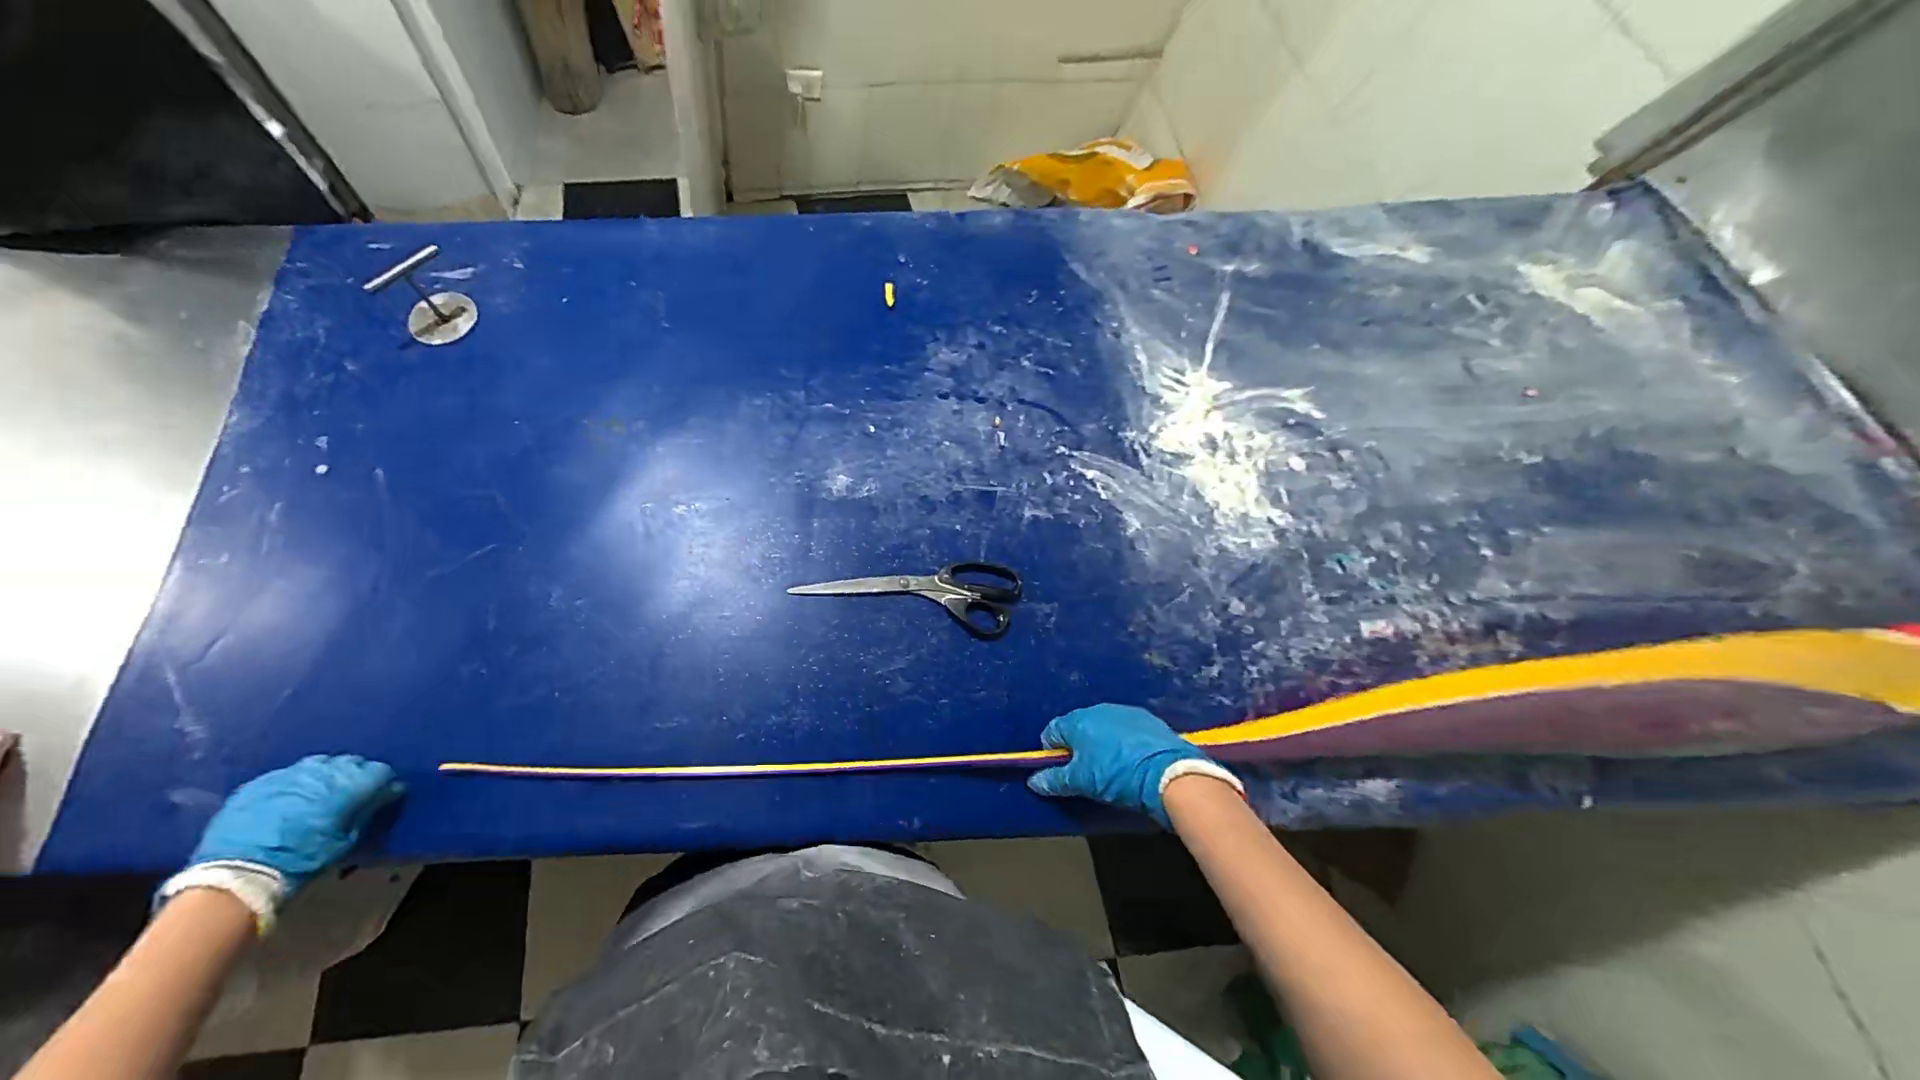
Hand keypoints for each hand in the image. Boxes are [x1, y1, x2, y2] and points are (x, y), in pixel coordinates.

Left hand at [188, 755, 403, 891]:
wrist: (238, 874)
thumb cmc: (302, 859)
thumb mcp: (346, 840)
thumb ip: (367, 811)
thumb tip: (386, 793)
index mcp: (350, 784)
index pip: (380, 770)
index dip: (383, 784)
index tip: (380, 796)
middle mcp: (323, 770)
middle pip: (350, 762)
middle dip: (354, 776)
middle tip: (350, 796)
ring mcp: (288, 773)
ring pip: (319, 764)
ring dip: (324, 776)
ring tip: (319, 796)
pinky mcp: (259, 782)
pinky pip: (287, 776)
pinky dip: (295, 785)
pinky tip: (288, 802)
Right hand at [1027, 704, 1213, 825]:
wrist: (1169, 773)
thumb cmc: (1116, 775)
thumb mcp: (1082, 782)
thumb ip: (1054, 780)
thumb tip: (1034, 781)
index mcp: (1078, 721)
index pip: (1052, 731)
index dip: (1051, 752)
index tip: (1059, 771)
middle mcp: (1100, 710)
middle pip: (1079, 728)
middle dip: (1078, 748)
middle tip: (1085, 773)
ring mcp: (1126, 713)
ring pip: (1104, 728)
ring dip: (1102, 744)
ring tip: (1111, 769)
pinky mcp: (1149, 721)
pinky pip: (1127, 731)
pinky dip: (1124, 743)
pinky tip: (1132, 762)